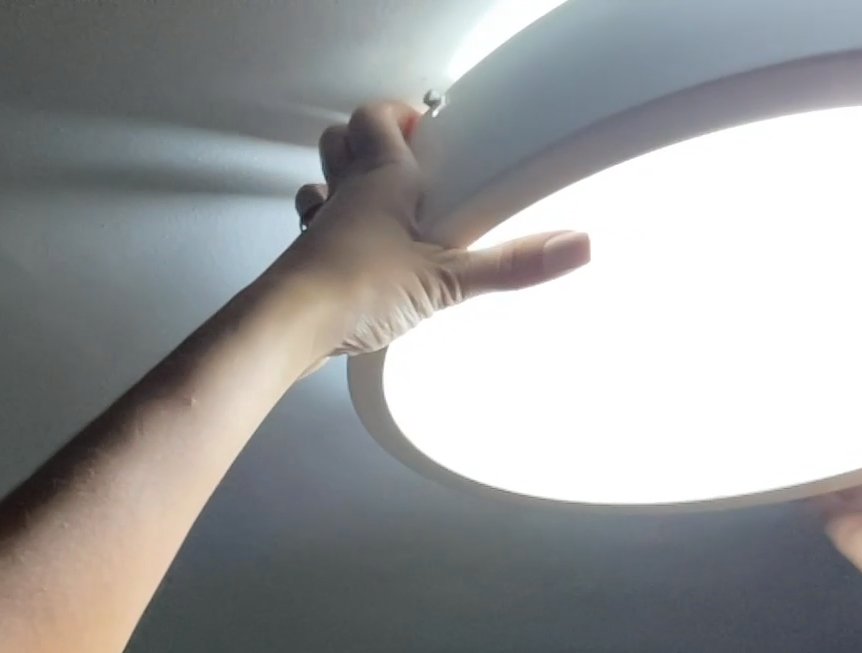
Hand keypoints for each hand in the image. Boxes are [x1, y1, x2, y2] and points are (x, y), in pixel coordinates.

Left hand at [275, 101, 590, 361]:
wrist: (289, 328)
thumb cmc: (356, 288)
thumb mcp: (444, 279)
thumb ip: (508, 265)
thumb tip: (573, 247)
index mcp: (380, 180)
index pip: (375, 118)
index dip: (396, 115)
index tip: (424, 127)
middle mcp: (341, 197)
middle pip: (338, 144)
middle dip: (363, 143)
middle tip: (400, 163)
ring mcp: (316, 230)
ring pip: (319, 190)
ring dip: (339, 192)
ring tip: (376, 214)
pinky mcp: (302, 267)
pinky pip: (313, 238)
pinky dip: (328, 240)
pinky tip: (352, 262)